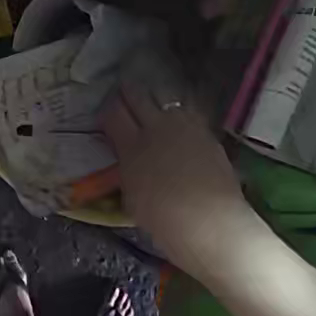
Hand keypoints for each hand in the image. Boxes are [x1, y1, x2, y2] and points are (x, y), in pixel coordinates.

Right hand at [100, 77, 261, 278]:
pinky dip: (178, 115)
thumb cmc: (162, 218)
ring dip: (155, 101)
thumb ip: (127, 167)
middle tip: (124, 96)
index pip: (113, 112)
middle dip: (128, 93)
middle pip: (137, 95)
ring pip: (165, 99)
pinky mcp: (207, 132)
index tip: (106, 117)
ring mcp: (185, 126)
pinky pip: (187, 113)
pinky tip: (178, 126)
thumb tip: (127, 156)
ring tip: (152, 108)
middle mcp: (157, 127)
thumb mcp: (130, 194)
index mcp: (131, 144)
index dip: (107, 110)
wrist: (209, 221)